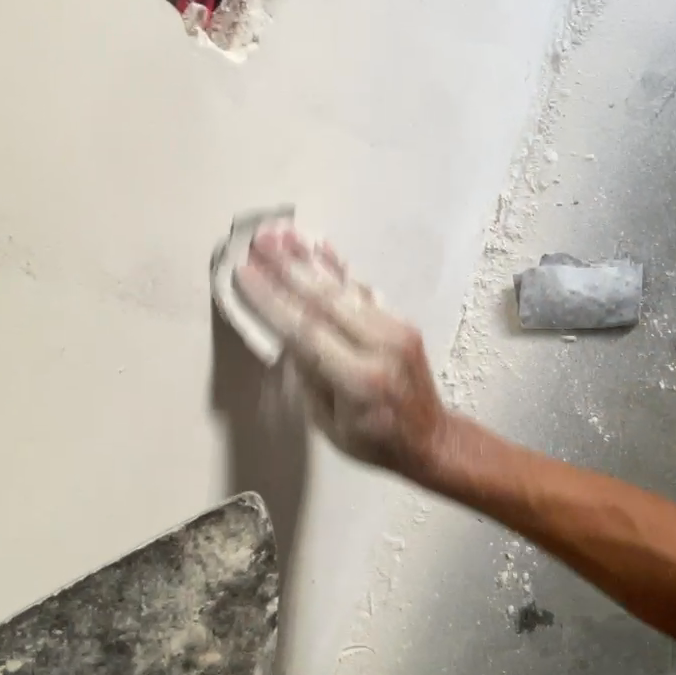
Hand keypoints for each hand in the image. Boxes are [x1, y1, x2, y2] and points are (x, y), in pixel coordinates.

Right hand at [230, 221, 448, 479]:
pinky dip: (340, 271)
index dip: (273, 299)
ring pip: (347, 289)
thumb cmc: (373, 441)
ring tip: (285, 233)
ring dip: (313, 260)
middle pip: (328, 300)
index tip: (245, 272)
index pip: (307, 330)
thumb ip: (308, 374)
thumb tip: (287, 330)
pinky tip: (320, 250)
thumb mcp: (327, 422)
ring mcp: (397, 331)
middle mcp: (382, 347)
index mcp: (360, 379)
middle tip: (261, 238)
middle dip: (290, 267)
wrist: (431, 436)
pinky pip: (365, 294)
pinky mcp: (403, 323)